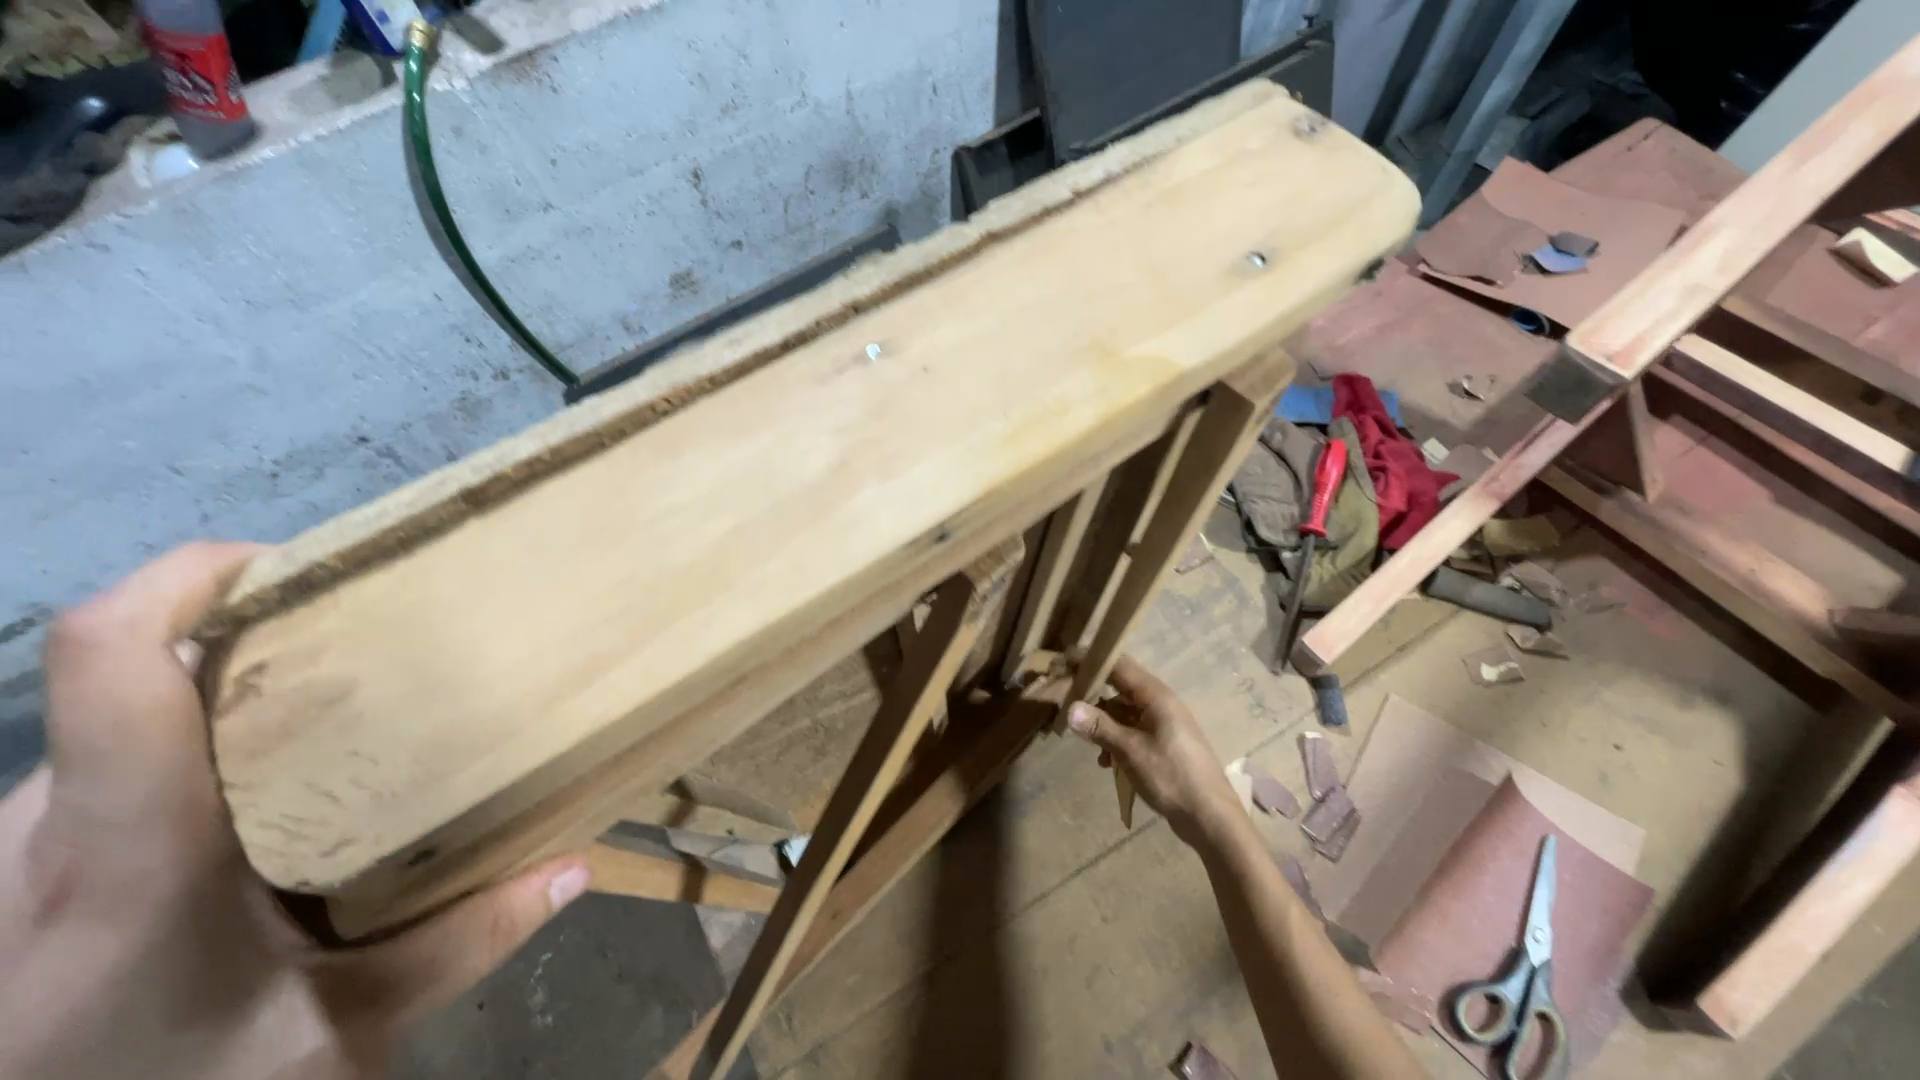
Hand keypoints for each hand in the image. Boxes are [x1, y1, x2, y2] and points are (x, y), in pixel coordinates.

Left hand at [0, 543, 589, 1079]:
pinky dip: (185, 753)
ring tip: (327, 736)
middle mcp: (42, 829)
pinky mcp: (11, 873)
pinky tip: (257, 804)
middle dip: (253, 647)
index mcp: (128, 855)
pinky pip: (101, 767)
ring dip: (222, 706)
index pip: (113, 656)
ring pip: (122, 724)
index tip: (303, 565)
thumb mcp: (337, 1038)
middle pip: (139, 676)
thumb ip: (459, 946)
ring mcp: (10, 849)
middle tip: (365, 662)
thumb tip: (574, 869)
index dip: (193, 574)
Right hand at [1065, 655, 1240, 845]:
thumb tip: (1070, 707)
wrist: (1209, 816)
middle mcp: (1160, 704)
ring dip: (1103, 723)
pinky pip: (1132, 731)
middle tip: (1063, 703)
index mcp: (1156, 697)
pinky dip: (1116, 740)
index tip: (1062, 663)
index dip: (1091, 661)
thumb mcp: (1130, 751)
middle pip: (1119, 687)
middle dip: (1091, 694)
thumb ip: (1100, 727)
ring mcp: (1163, 724)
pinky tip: (1107, 762)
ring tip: (1084, 742)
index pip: (1119, 665)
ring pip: (1124, 712)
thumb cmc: (1172, 777)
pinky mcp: (1163, 744)